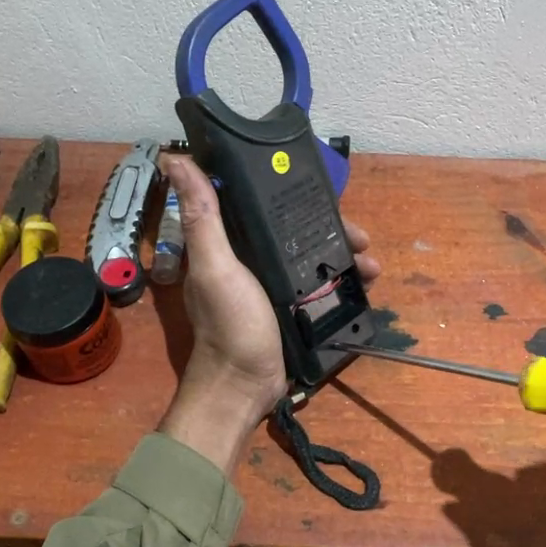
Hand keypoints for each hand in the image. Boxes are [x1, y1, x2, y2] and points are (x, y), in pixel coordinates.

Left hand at [157, 157, 380, 473]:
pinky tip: (368, 282)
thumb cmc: (229, 324)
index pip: (263, 206)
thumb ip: (203, 218)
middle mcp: (253, 259)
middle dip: (332, 228)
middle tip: (359, 235)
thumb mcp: (216, 267)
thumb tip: (174, 160)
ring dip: (347, 255)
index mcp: (231, 243)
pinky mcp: (296, 307)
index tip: (322, 191)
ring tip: (371, 262)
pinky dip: (348, 281)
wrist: (245, 386)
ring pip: (317, 257)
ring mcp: (276, 285)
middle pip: (298, 231)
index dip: (291, 194)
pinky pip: (326, 285)